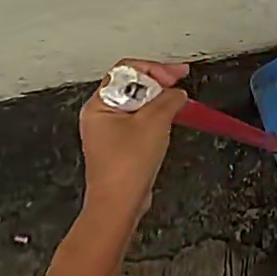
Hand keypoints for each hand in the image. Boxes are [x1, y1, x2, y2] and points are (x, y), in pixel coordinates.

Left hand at [79, 60, 188, 223]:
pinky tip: (167, 120)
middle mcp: (99, 114)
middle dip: (157, 82)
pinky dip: (153, 116)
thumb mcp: (155, 122)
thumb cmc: (127, 167)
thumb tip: (177, 92)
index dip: (154, 69)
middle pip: (131, 85)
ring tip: (176, 101)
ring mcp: (107, 131)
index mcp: (99, 104)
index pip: (127, 71)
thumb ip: (169, 99)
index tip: (176, 73)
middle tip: (178, 82)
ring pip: (135, 103)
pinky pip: (136, 120)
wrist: (119, 206)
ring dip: (157, 99)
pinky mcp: (118, 145)